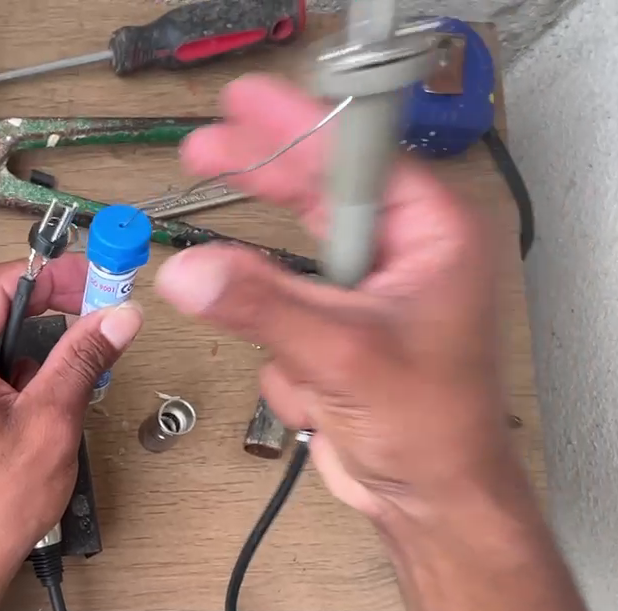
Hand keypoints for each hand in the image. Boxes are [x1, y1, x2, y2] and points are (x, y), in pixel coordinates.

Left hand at [0, 255, 141, 610]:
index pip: (0, 285)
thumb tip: (115, 316)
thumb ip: (82, 359)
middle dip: (54, 313)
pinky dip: (27, 376)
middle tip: (100, 318)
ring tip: (78, 374)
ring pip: (0, 343)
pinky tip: (51, 401)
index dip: (54, 277)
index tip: (95, 279)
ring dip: (43, 350)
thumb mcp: (50, 423)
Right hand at [155, 75, 526, 533]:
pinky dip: (286, 371)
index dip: (294, 128)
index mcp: (430, 235)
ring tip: (322, 386)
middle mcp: (398, 256)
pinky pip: (277, 331)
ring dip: (283, 337)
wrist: (427, 498)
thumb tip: (188, 271)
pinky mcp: (333, 339)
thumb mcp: (343, 355)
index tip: (242, 104)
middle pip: (313, 201)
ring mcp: (361, 300)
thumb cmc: (430, 426)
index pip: (353, 160)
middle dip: (262, 197)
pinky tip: (323, 403)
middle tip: (204, 148)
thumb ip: (262, 306)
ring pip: (282, 281)